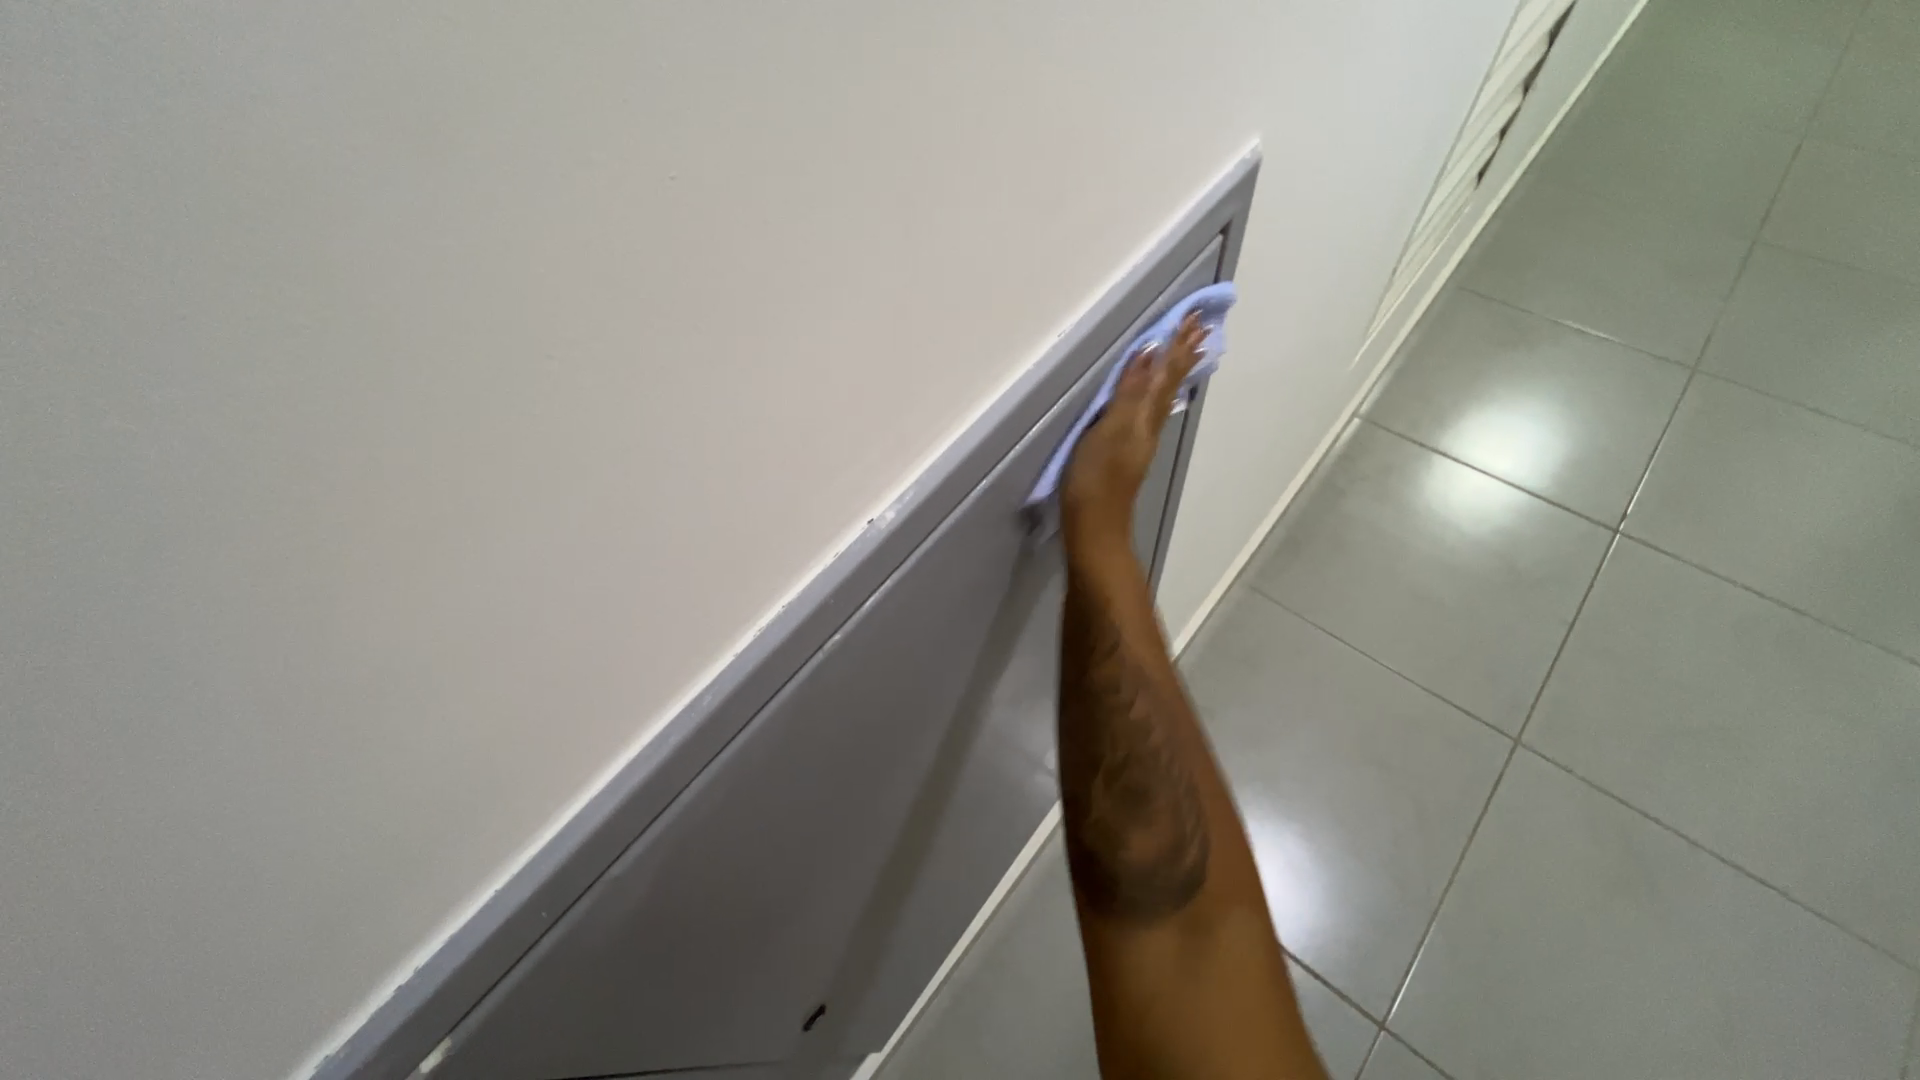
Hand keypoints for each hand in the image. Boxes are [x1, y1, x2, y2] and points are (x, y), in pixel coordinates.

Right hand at [1061, 312, 1206, 553]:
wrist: (1095, 526)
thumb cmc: (1096, 478)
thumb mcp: (1110, 430)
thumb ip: (1129, 392)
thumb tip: (1149, 352)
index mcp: (1144, 417)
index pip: (1165, 374)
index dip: (1176, 347)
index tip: (1193, 317)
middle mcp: (1148, 426)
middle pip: (1170, 384)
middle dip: (1182, 355)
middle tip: (1200, 328)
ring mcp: (1140, 440)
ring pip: (1164, 398)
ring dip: (1175, 373)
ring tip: (1187, 353)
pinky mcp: (1128, 453)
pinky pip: (1152, 412)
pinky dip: (1159, 394)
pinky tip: (1155, 396)